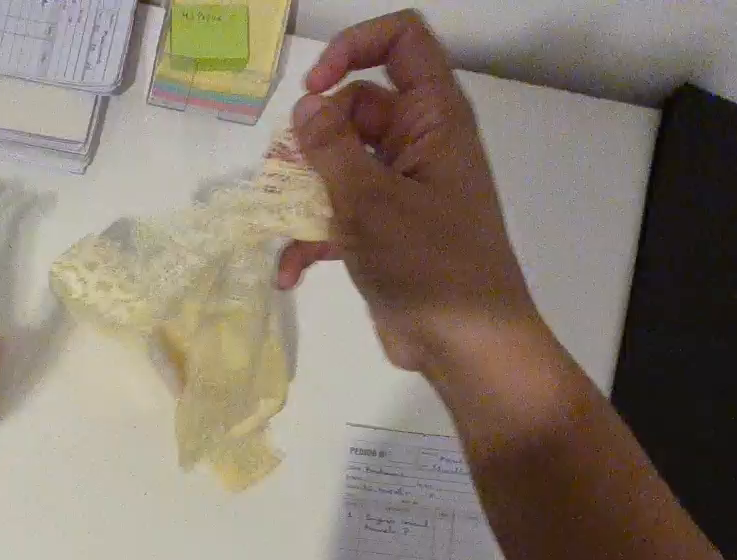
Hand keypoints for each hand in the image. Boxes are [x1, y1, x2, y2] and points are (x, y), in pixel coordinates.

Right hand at [276, 10, 544, 374]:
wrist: (460, 338)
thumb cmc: (429, 262)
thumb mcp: (372, 202)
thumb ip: (332, 150)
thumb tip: (304, 106)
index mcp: (431, 119)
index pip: (401, 43)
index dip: (352, 50)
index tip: (309, 91)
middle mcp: (415, 146)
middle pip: (353, 111)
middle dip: (309, 142)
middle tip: (278, 174)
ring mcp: (397, 191)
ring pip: (336, 169)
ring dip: (300, 198)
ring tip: (276, 228)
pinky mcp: (379, 233)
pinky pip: (335, 219)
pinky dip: (309, 242)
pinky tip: (288, 274)